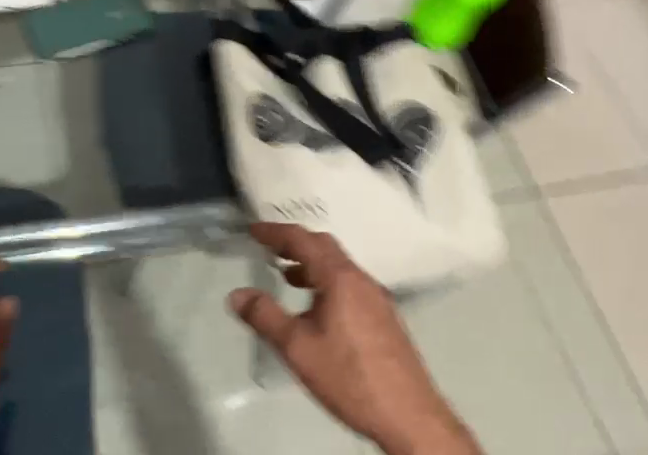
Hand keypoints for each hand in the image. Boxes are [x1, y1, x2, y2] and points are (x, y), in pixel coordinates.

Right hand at [229, 224, 478, 454]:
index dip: (275, 232)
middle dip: (295, 244)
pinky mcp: (387, 319)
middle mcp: (362, 280)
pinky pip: (351, 284)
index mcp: (340, 278)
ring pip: (340, 267)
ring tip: (289, 278)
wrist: (411, 418)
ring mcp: (378, 299)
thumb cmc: (349, 377)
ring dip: (312, 265)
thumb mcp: (297, 348)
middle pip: (325, 247)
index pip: (303, 240)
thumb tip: (237, 294)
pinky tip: (319, 310)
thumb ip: (265, 317)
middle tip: (270, 249)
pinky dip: (328, 282)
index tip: (253, 230)